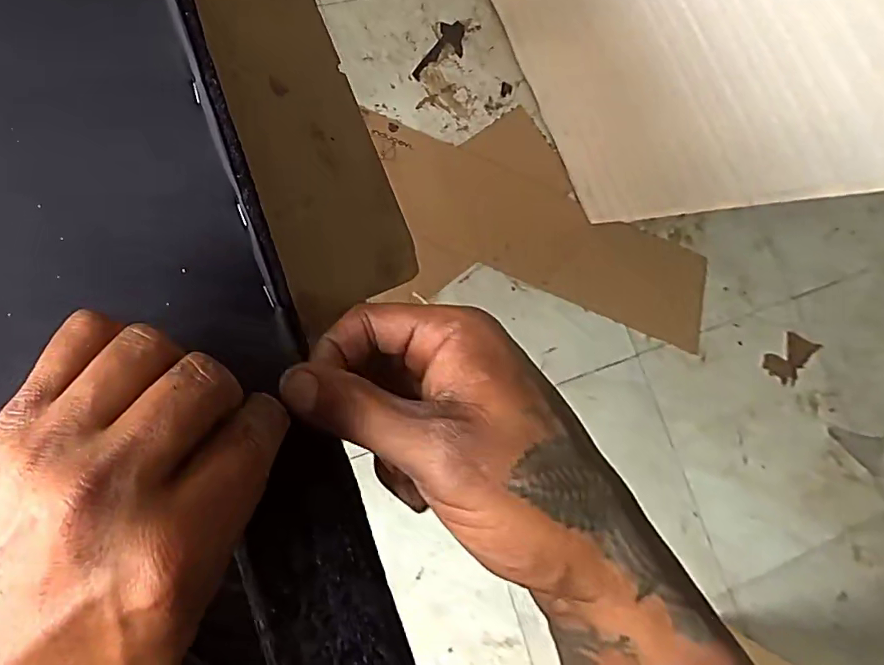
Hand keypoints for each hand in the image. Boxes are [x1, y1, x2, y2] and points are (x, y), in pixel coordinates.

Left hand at [0, 310, 288, 664]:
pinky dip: (111, 342)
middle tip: (210, 414)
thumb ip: (226, 511)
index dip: (264, 421)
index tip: (258, 421)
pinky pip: (82, 332)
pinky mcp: (13, 419)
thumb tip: (245, 429)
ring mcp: (55, 444)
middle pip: (202, 379)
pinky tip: (114, 375)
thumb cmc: (92, 647)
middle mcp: (112, 485)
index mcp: (166, 550)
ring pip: (147, 344)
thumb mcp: (184, 609)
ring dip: (170, 362)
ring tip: (161, 391)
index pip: (248, 439)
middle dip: (222, 390)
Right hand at [279, 302, 745, 664]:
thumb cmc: (521, 494)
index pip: (367, 320)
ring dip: (381, 435)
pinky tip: (422, 487)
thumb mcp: (428, 450)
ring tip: (406, 478)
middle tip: (357, 448)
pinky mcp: (466, 417)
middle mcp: (458, 347)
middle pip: (377, 356)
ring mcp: (463, 384)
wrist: (591, 562)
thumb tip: (292, 379)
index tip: (308, 403)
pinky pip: (408, 416)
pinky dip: (402, 450)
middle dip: (360, 405)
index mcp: (455, 333)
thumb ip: (355, 409)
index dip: (331, 356)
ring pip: (387, 391)